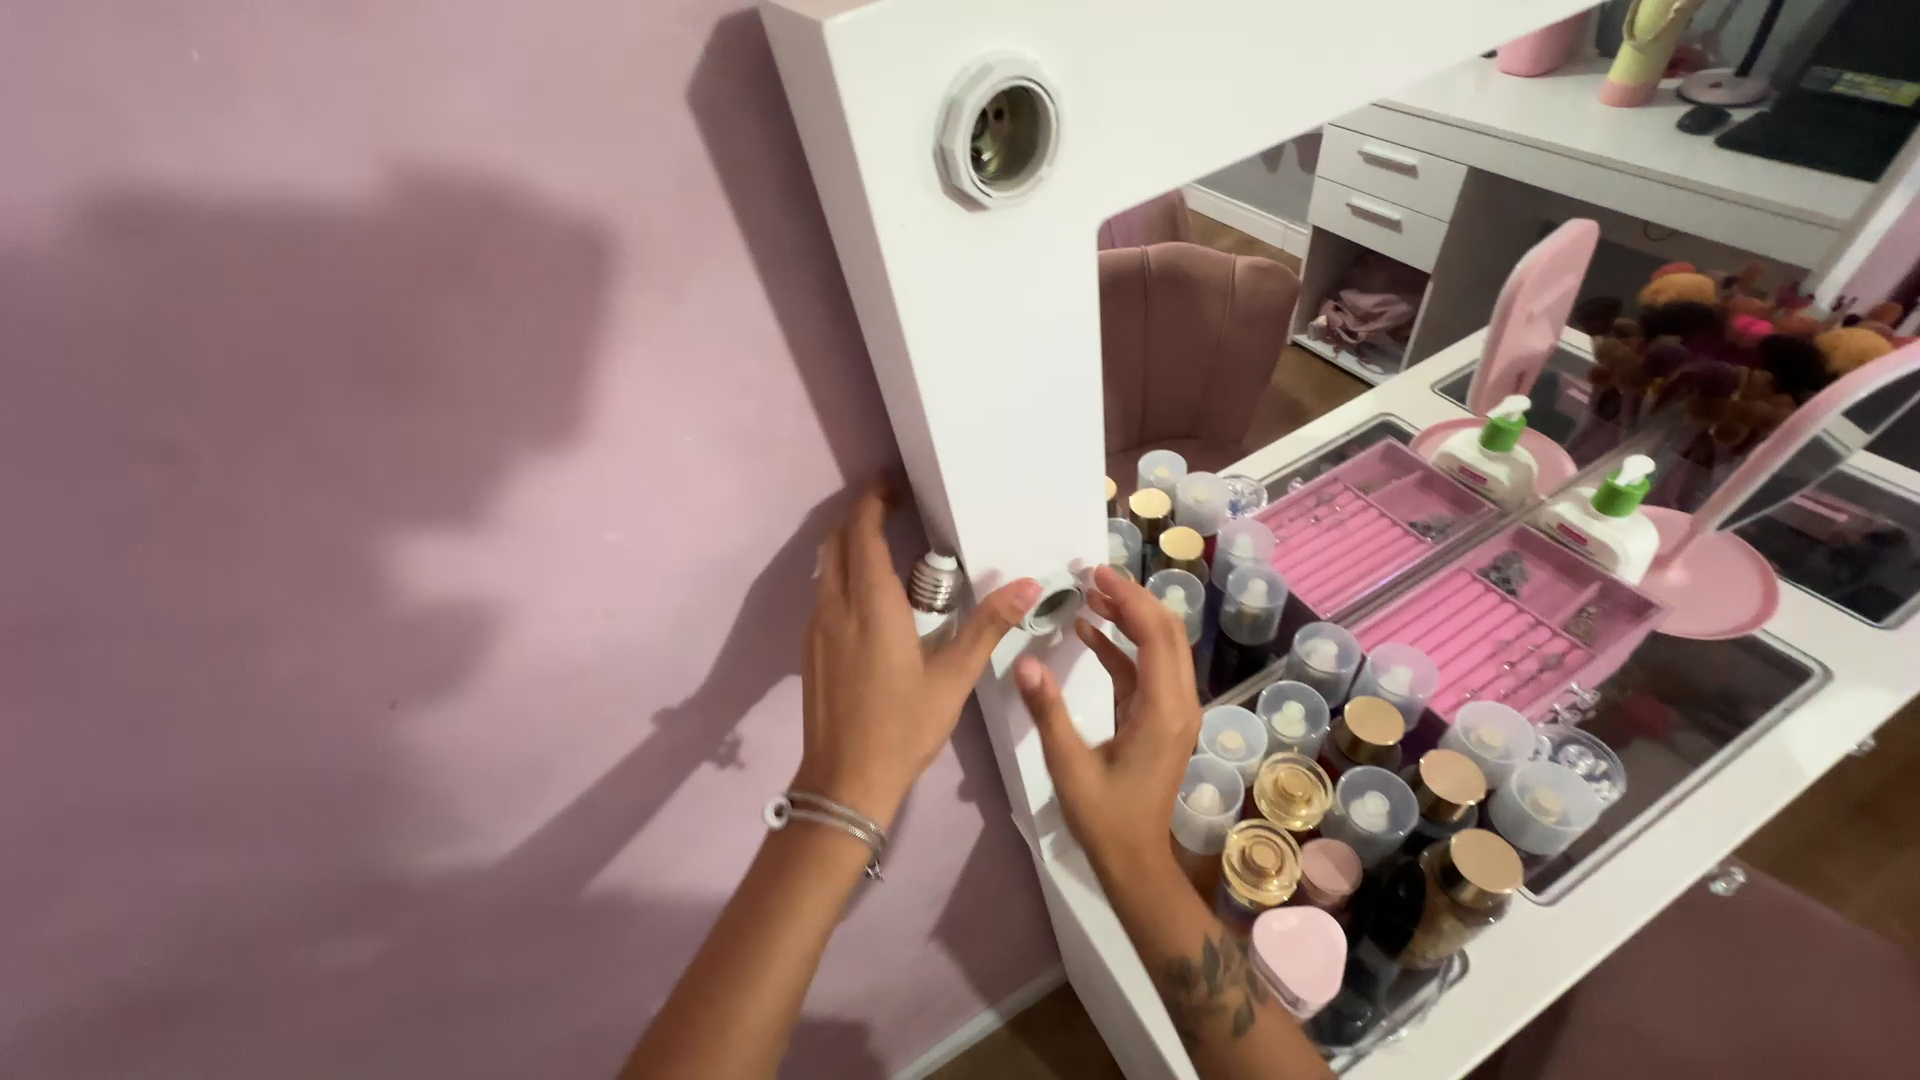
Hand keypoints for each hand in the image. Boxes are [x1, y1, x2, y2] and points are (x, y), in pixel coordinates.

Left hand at [795, 481, 1039, 829]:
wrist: (845, 779)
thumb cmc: (903, 725)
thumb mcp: (953, 676)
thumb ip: (988, 626)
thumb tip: (1029, 586)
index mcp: (870, 604)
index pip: (862, 531)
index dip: (874, 500)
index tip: (896, 483)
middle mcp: (834, 606)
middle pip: (837, 541)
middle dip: (861, 514)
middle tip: (895, 504)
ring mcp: (816, 628)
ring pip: (826, 567)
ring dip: (850, 544)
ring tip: (887, 541)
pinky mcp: (810, 649)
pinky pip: (823, 593)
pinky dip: (843, 574)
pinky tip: (871, 595)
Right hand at [1015, 565, 1201, 881]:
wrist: (1134, 861)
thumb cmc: (1103, 816)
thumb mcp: (1068, 763)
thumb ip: (1047, 710)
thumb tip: (1024, 661)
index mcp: (1163, 709)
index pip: (1156, 635)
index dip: (1129, 599)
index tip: (1097, 572)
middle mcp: (1178, 703)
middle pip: (1167, 633)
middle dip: (1133, 599)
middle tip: (1093, 576)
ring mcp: (1172, 711)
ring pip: (1160, 648)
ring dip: (1129, 619)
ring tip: (1090, 594)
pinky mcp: (1160, 719)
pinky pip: (1145, 670)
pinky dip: (1121, 647)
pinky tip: (1090, 633)